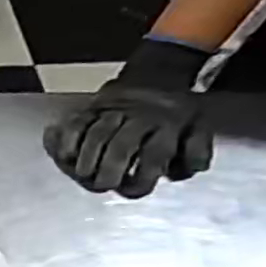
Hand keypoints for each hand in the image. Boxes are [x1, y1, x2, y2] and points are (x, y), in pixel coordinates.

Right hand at [42, 36, 214, 197]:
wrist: (156, 75)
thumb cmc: (175, 112)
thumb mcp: (199, 128)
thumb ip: (194, 153)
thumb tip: (175, 174)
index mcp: (171, 125)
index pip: (155, 156)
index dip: (142, 179)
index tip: (131, 191)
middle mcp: (142, 117)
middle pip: (122, 146)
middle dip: (109, 169)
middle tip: (101, 185)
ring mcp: (115, 110)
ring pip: (97, 135)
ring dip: (87, 158)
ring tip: (81, 174)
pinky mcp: (94, 107)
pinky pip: (77, 123)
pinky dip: (67, 140)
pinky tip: (66, 155)